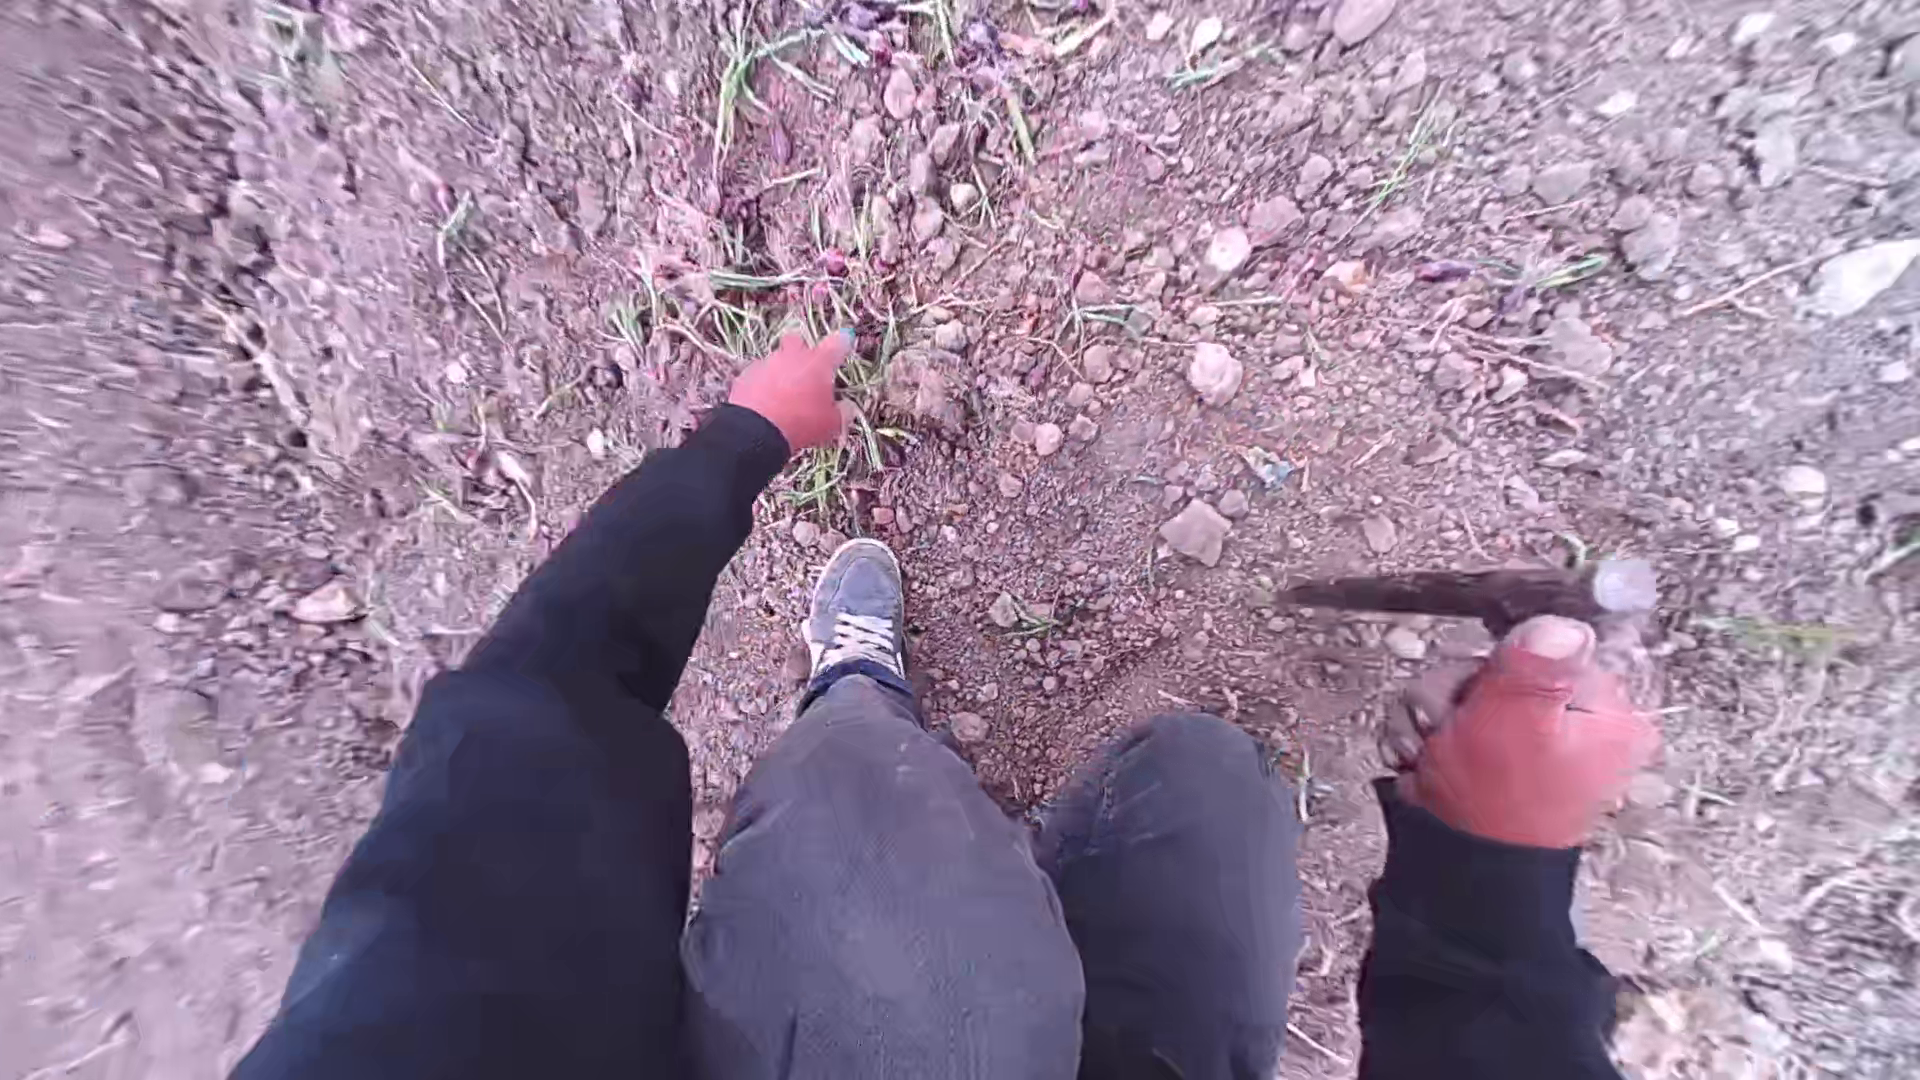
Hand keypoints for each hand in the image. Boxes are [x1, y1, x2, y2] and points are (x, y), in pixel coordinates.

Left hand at [728, 330, 853, 453]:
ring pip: (776, 359)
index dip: (843, 342)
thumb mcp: (831, 424)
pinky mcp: (745, 375)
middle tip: (806, 370)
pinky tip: (766, 403)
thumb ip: (842, 412)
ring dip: (782, 372)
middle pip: (798, 340)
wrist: (757, 430)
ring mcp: (766, 363)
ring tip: (785, 397)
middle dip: (802, 350)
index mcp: (819, 363)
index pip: (836, 344)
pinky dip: (763, 385)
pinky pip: (758, 376)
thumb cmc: (803, 423)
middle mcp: (792, 356)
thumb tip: (847, 407)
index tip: (846, 340)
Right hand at [1399, 615, 1657, 848]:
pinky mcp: (1476, 740)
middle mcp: (1562, 718)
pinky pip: (1434, 710)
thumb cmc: (1495, 796)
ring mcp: (1516, 731)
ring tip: (1430, 745)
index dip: (1502, 661)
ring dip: (1425, 711)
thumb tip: (1561, 622)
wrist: (1456, 850)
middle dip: (1448, 691)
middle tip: (1448, 722)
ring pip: (1451, 685)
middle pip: (1488, 665)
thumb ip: (1536, 669)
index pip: (1548, 648)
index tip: (1483, 686)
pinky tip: (1421, 752)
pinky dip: (1417, 729)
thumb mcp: (1516, 723)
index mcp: (1599, 713)